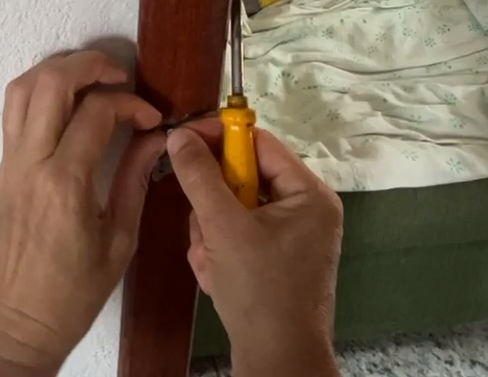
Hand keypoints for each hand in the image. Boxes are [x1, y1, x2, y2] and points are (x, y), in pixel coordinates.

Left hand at [0, 50, 168, 375]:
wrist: (18, 324)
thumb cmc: (73, 293)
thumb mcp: (119, 241)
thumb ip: (135, 179)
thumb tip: (154, 137)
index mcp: (64, 183)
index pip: (97, 112)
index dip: (131, 104)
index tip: (152, 119)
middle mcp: (31, 161)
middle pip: (51, 82)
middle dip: (90, 63)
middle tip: (120, 74)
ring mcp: (11, 160)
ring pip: (23, 86)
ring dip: (58, 68)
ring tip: (93, 76)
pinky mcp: (3, 165)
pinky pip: (14, 108)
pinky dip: (40, 88)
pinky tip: (68, 99)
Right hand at [168, 121, 343, 376]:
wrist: (277, 365)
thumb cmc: (259, 290)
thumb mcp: (223, 226)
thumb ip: (199, 175)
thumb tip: (179, 134)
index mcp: (308, 193)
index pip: (258, 141)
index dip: (218, 136)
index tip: (182, 140)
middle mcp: (306, 209)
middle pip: (243, 175)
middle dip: (212, 200)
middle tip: (200, 223)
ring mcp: (292, 236)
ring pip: (234, 206)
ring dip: (211, 229)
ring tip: (208, 258)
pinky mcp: (277, 259)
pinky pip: (239, 233)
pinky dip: (219, 248)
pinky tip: (215, 274)